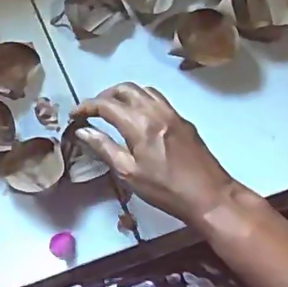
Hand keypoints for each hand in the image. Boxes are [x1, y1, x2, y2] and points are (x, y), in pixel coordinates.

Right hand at [71, 83, 249, 223]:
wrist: (212, 197)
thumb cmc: (166, 189)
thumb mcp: (128, 173)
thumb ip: (104, 148)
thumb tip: (83, 131)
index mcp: (140, 125)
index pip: (106, 104)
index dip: (86, 107)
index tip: (75, 115)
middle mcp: (157, 113)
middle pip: (125, 89)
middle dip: (104, 96)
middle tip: (92, 111)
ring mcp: (173, 114)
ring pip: (143, 90)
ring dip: (123, 95)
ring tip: (113, 110)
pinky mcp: (183, 121)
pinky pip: (157, 99)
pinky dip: (140, 100)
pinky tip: (136, 118)